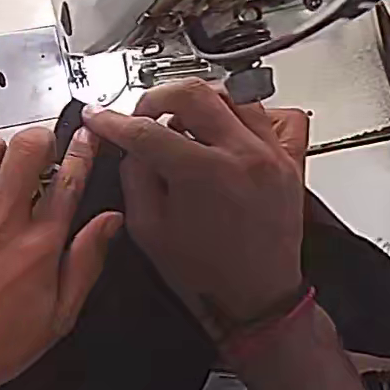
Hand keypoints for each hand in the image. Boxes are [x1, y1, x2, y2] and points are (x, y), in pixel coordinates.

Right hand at [82, 79, 309, 340]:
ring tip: (180, 123)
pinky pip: (273, 113)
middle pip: (191, 92)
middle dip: (154, 98)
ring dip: (196, 102)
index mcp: (203, 174)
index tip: (100, 117)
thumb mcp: (148, 228)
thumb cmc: (206, 273)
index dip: (112, 121)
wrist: (256, 297)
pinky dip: (243, 112)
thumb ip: (134, 176)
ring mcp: (270, 154)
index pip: (145, 129)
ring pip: (230, 94)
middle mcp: (242, 156)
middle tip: (139, 115)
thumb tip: (130, 144)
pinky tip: (226, 128)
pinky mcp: (289, 160)